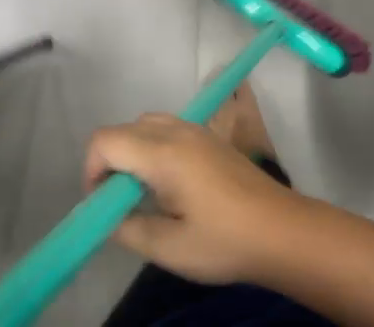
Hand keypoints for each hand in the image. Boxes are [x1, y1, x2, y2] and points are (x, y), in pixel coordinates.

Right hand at [84, 113, 303, 283]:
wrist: (281, 229)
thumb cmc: (225, 241)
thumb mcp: (170, 249)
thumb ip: (129, 229)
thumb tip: (108, 217)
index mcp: (163, 153)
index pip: (106, 140)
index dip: (92, 169)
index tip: (102, 205)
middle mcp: (178, 131)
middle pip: (125, 128)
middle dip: (111, 161)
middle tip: (121, 204)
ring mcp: (198, 130)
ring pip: (148, 123)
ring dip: (134, 152)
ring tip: (145, 194)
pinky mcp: (212, 137)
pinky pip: (169, 128)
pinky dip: (155, 147)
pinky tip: (171, 184)